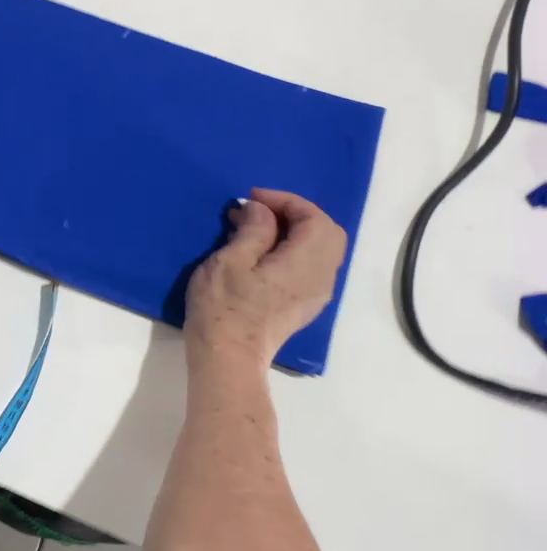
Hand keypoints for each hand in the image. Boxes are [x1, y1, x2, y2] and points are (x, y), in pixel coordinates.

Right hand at [183, 189, 348, 369]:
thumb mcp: (229, 262)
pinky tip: (261, 251)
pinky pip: (312, 264)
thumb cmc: (223, 304)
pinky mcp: (305, 301)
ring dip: (294, 230)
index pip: (317, 220)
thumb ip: (253, 232)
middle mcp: (321, 276)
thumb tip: (262, 210)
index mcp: (304, 264)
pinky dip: (293, 247)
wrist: (229, 352)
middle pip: (328, 233)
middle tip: (255, 209)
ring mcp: (316, 292)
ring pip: (322, 249)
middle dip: (295, 213)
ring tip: (252, 227)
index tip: (251, 198)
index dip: (288, 201)